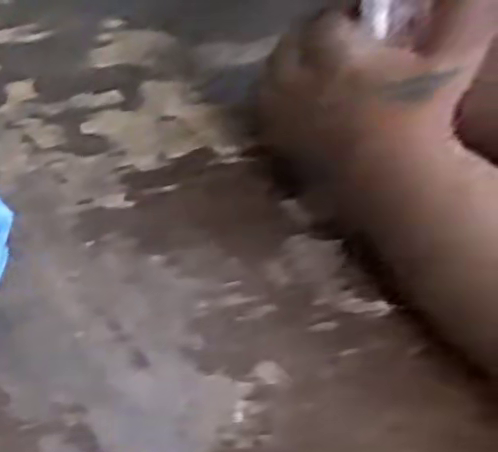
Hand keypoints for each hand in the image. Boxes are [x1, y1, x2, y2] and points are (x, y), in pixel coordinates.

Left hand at [259, 0, 497, 201]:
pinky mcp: (269, 134)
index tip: (363, 5)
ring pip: (266, 75)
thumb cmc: (421, 105)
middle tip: (336, 23)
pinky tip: (297, 83)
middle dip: (307, 30)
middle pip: (285, 47)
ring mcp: (275, 113)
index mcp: (335, 60)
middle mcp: (294, 85)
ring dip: (285, 58)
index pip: (323, 21)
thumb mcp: (458, 46)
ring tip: (315, 50)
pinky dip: (273, 86)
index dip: (341, 7)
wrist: (379, 165)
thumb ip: (463, 6)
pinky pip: (259, 103)